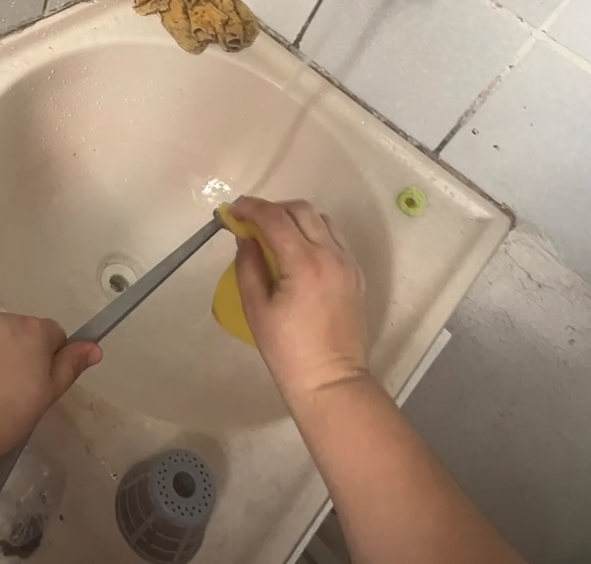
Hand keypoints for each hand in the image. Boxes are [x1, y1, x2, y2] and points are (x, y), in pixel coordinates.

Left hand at [0, 312, 101, 462]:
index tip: (41, 389)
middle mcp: (3, 320)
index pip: (56, 335)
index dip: (52, 361)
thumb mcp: (46, 396)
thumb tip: (95, 347)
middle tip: (16, 398)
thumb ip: (70, 367)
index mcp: (33, 329)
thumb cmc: (2, 413)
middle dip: (23, 358)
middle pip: (23, 335)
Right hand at [230, 197, 369, 405]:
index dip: (250, 208)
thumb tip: (245, 237)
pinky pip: (335, 238)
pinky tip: (299, 251)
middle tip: (252, 222)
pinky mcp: (357, 274)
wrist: (331, 382)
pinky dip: (315, 232)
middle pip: (301, 209)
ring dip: (296, 217)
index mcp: (304, 264)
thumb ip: (248, 266)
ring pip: (322, 219)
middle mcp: (330, 255)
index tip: (233, 210)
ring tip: (276, 234)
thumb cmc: (287, 351)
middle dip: (273, 209)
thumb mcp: (256, 309)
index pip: (274, 218)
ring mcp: (348, 263)